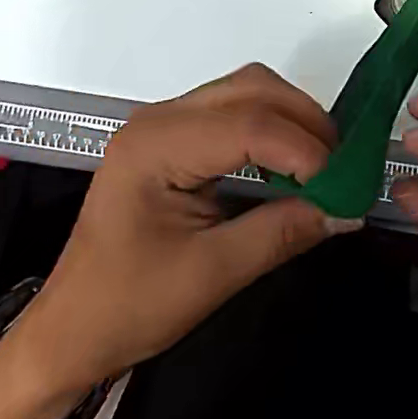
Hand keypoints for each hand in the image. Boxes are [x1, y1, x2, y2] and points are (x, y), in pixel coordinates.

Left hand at [0, 64, 360, 418]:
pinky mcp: (172, 137)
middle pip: (251, 88)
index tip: (345, 187)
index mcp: (156, 146)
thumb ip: (282, 232)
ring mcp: (163, 123)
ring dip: (292, 120)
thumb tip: (347, 210)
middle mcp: (159, 119)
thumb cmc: (128, 306)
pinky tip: (290, 165)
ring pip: (246, 91)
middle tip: (343, 168)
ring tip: (323, 166)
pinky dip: (272, 129)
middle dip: (306, 122)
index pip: (249, 125)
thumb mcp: (212, 274)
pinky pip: (234, 111)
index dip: (306, 151)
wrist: (71, 330)